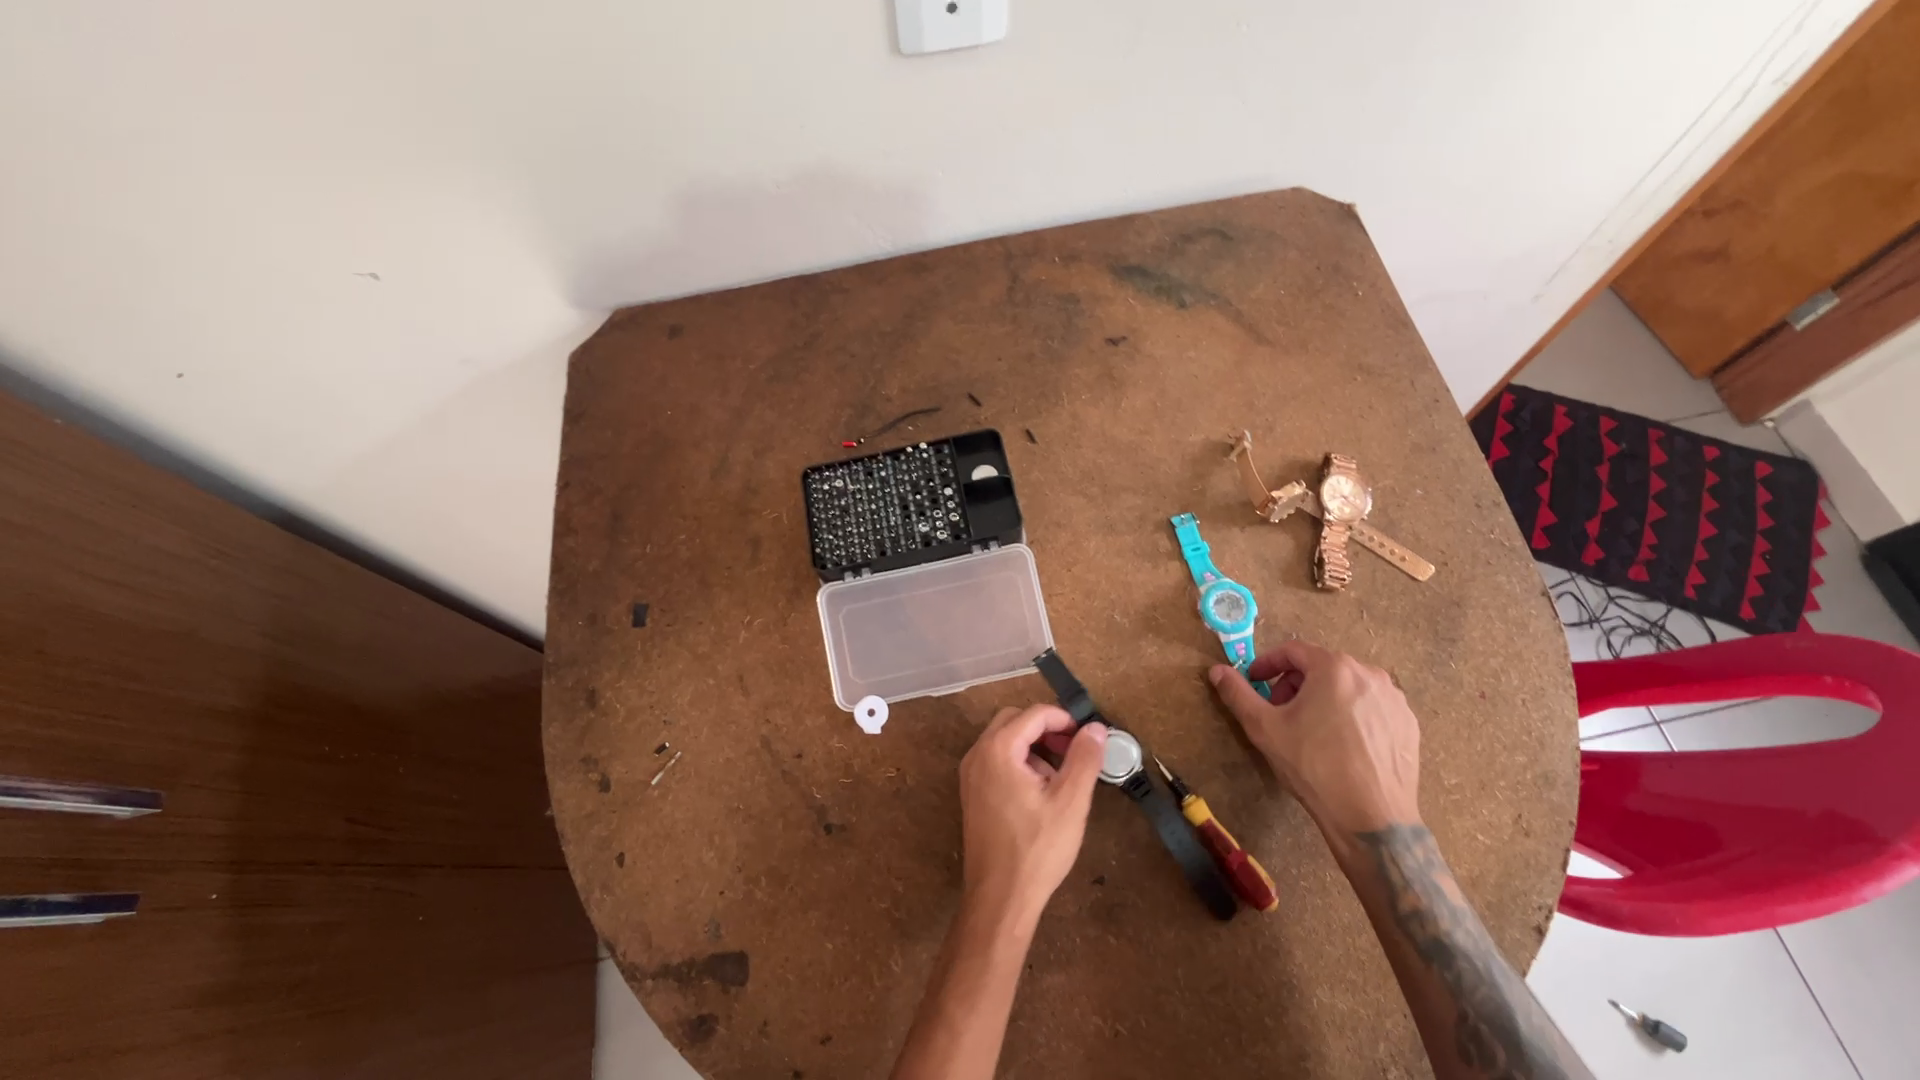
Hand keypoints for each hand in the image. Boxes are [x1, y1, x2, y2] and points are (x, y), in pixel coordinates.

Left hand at [957, 705, 1108, 921]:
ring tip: (1060, 777)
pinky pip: (996, 762)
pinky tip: (1040, 793)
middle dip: (1046, 729)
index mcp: (997, 750)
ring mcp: (970, 776)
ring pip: (1004, 741)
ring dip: (1033, 747)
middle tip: (1074, 750)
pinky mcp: (972, 795)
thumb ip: (1084, 758)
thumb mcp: (1070, 801)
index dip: (1064, 719)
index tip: (1088, 736)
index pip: (1033, 714)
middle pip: (1013, 721)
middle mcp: (977, 756)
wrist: (1000, 897)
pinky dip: (1019, 763)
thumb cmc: (1037, 848)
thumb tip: (1096, 728)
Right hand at [1208, 640, 1420, 839]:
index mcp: (1334, 668)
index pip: (1293, 651)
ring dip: (1324, 698)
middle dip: (1295, 684)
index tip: (1255, 682)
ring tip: (1311, 730)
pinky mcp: (1408, 724)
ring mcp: (1394, 699)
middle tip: (1281, 711)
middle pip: (1322, 667)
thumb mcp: (1264, 728)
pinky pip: (1372, 707)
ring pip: (1348, 686)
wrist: (1370, 816)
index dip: (1268, 664)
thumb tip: (1217, 671)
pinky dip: (1352, 715)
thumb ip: (1238, 694)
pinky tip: (1342, 745)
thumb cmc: (1312, 766)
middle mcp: (1369, 674)